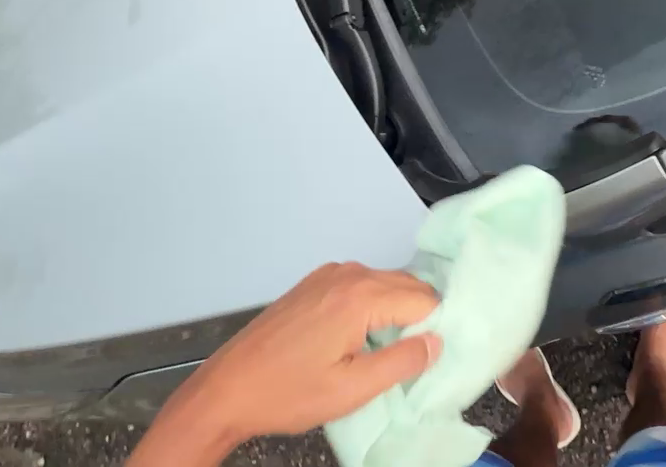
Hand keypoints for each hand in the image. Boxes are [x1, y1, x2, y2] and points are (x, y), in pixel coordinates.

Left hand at [129, 263, 442, 466]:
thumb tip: (436, 342)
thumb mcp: (351, 390)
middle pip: (407, 285)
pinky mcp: (316, 281)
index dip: (435, 326)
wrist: (229, 387)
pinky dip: (373, 304)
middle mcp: (349, 273)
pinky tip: (361, 338)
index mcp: (361, 296)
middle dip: (419, 316)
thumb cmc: (288, 392)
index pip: (424, 299)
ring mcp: (330, 273)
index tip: (433, 355)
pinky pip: (362, 284)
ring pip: (385, 283)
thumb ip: (401, 363)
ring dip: (396, 311)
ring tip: (388, 352)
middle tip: (416, 357)